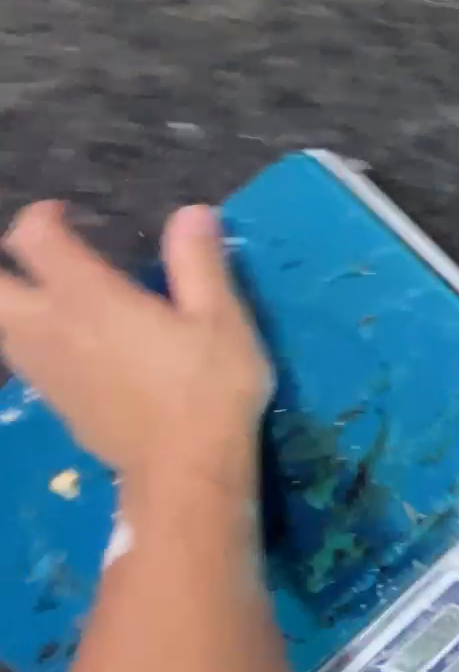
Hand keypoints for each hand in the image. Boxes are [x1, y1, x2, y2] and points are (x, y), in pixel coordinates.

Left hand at [0, 202, 270, 488]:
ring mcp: (40, 362)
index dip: (45, 218)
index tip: (66, 214)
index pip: (37, 240)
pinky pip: (16, 351)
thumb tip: (192, 211)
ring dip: (13, 299)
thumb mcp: (223, 320)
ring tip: (51, 298)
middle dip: (6, 261)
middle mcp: (45, 322)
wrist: (184, 460)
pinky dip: (28, 335)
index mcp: (89, 297)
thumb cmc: (212, 384)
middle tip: (42, 256)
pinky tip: (67, 344)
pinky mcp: (50, 393)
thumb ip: (201, 264)